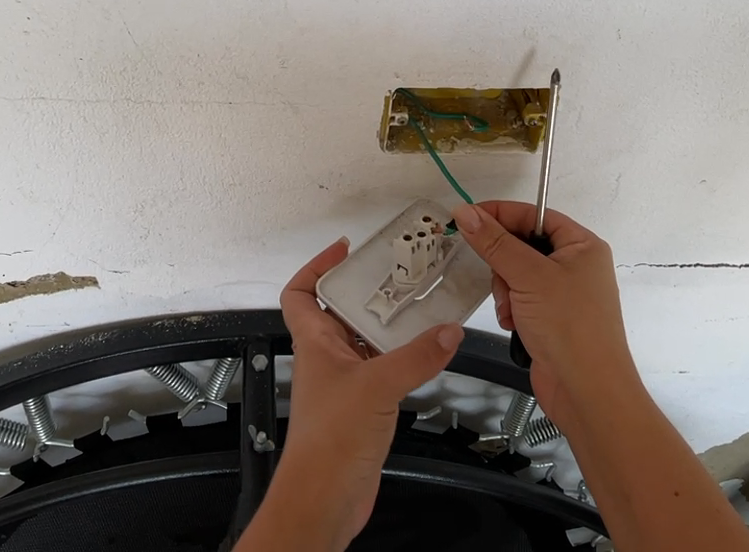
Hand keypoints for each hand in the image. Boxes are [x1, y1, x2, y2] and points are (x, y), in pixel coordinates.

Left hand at [236, 238, 463, 551]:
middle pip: (341, 310)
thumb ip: (416, 357)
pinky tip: (424, 352)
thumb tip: (448, 332)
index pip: (300, 292)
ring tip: (419, 305)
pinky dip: (401, 357)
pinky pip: (382, 367)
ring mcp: (344, 382)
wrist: (326, 499)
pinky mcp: (363, 405)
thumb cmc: (330, 441)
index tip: (344, 249)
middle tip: (398, 274)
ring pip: (365, 339)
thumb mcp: (377, 386)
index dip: (316, 266)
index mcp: (315, 342)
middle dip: (367, 291)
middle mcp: (327, 357)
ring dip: (388, 324)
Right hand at [451, 201, 635, 433]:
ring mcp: (563, 293)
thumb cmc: (567, 326)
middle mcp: (575, 264)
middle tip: (500, 281)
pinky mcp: (551, 317)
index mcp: (581, 245)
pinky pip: (519, 296)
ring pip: (515, 272)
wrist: (587, 392)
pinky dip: (510, 307)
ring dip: (505, 289)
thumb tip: (464, 211)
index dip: (500, 214)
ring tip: (510, 310)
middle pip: (522, 244)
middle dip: (503, 263)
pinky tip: (513, 324)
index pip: (534, 215)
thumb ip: (493, 242)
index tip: (466, 217)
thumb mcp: (528, 276)